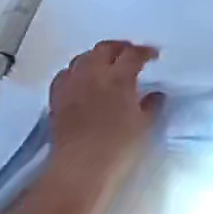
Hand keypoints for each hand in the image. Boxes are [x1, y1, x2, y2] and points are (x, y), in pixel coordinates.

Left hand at [46, 41, 163, 193]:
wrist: (80, 166)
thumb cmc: (117, 148)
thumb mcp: (143, 127)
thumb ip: (151, 106)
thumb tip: (156, 95)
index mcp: (118, 78)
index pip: (133, 55)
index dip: (145, 52)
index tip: (153, 55)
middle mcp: (92, 74)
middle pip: (105, 48)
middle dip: (120, 47)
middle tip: (130, 53)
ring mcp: (71, 83)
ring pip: (83, 58)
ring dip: (96, 56)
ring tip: (105, 63)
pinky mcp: (56, 97)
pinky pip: (65, 73)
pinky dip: (76, 71)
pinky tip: (80, 79)